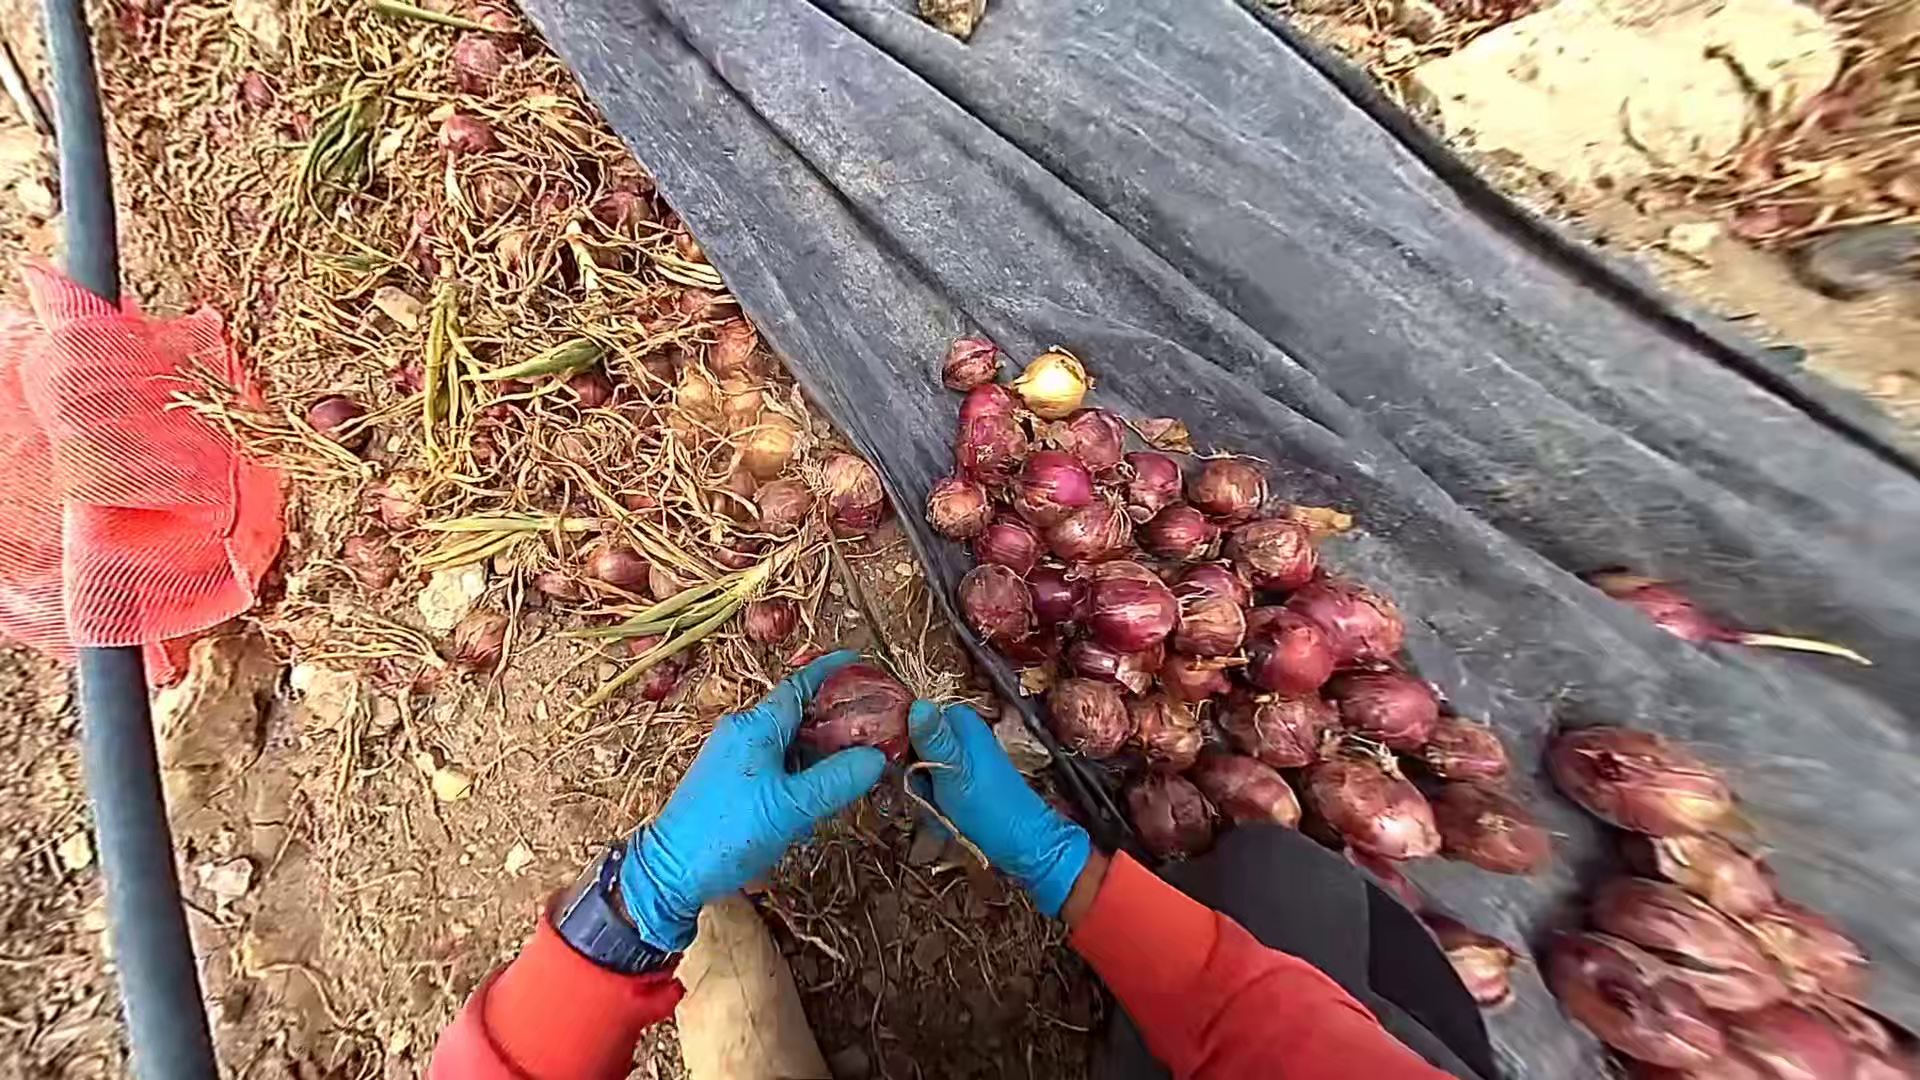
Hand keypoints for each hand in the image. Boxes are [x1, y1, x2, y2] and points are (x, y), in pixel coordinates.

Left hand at [618, 650, 885, 949]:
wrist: (666, 876)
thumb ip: (836, 780)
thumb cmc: (728, 832)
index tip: (857, 659)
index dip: (830, 669)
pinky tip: (819, 786)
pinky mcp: (731, 778)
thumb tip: (876, 758)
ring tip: (854, 753)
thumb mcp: (791, 807)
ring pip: (788, 737)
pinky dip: (802, 765)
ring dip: (819, 743)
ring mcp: (735, 755)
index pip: (800, 685)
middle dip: (834, 711)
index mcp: (756, 726)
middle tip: (870, 716)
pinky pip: (776, 760)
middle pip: (798, 710)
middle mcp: (744, 731)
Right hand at [908, 701, 1090, 915]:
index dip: (899, 741)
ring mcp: (961, 753)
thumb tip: (916, 704)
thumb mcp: (954, 772)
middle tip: (922, 792)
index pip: (910, 716)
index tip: (900, 765)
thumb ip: (934, 739)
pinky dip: (932, 796)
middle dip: (910, 769)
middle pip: (913, 741)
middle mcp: (960, 730)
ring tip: (933, 805)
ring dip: (920, 788)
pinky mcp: (962, 774)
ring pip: (919, 764)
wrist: (1022, 841)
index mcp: (959, 719)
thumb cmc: (989, 807)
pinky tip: (940, 811)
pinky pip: (932, 780)